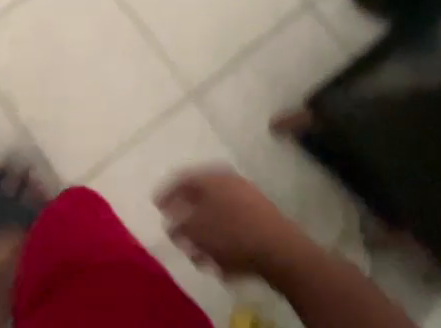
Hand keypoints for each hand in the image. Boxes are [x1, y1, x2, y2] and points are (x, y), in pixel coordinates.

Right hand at [154, 167, 316, 280]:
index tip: (156, 207)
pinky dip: (225, 243)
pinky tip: (222, 263)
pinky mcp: (264, 222)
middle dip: (188, 220)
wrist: (284, 253)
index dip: (166, 193)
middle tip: (178, 236)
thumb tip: (169, 222)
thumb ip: (178, 224)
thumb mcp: (196, 230)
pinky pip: (236, 230)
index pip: (180, 179)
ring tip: (199, 257)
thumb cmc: (232, 235)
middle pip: (201, 199)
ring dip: (206, 237)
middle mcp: (230, 182)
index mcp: (211, 176)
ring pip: (219, 217)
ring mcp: (249, 201)